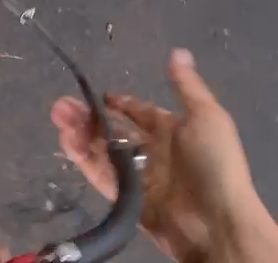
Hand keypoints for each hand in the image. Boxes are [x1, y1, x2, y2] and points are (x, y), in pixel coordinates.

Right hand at [51, 49, 277, 262]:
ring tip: (58, 118)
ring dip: (80, 133)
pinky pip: (102, 176)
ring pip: (103, 150)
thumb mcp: (207, 118)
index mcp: (171, 131)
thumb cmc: (214, 166)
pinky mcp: (128, 201)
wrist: (219, 226)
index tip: (97, 94)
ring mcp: (139, 177)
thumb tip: (179, 51)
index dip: (119, 103)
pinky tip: (66, 141)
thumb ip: (187, 86)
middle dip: (88, 116)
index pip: (139, 113)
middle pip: (114, 130)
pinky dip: (83, 158)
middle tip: (61, 104)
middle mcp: (153, 152)